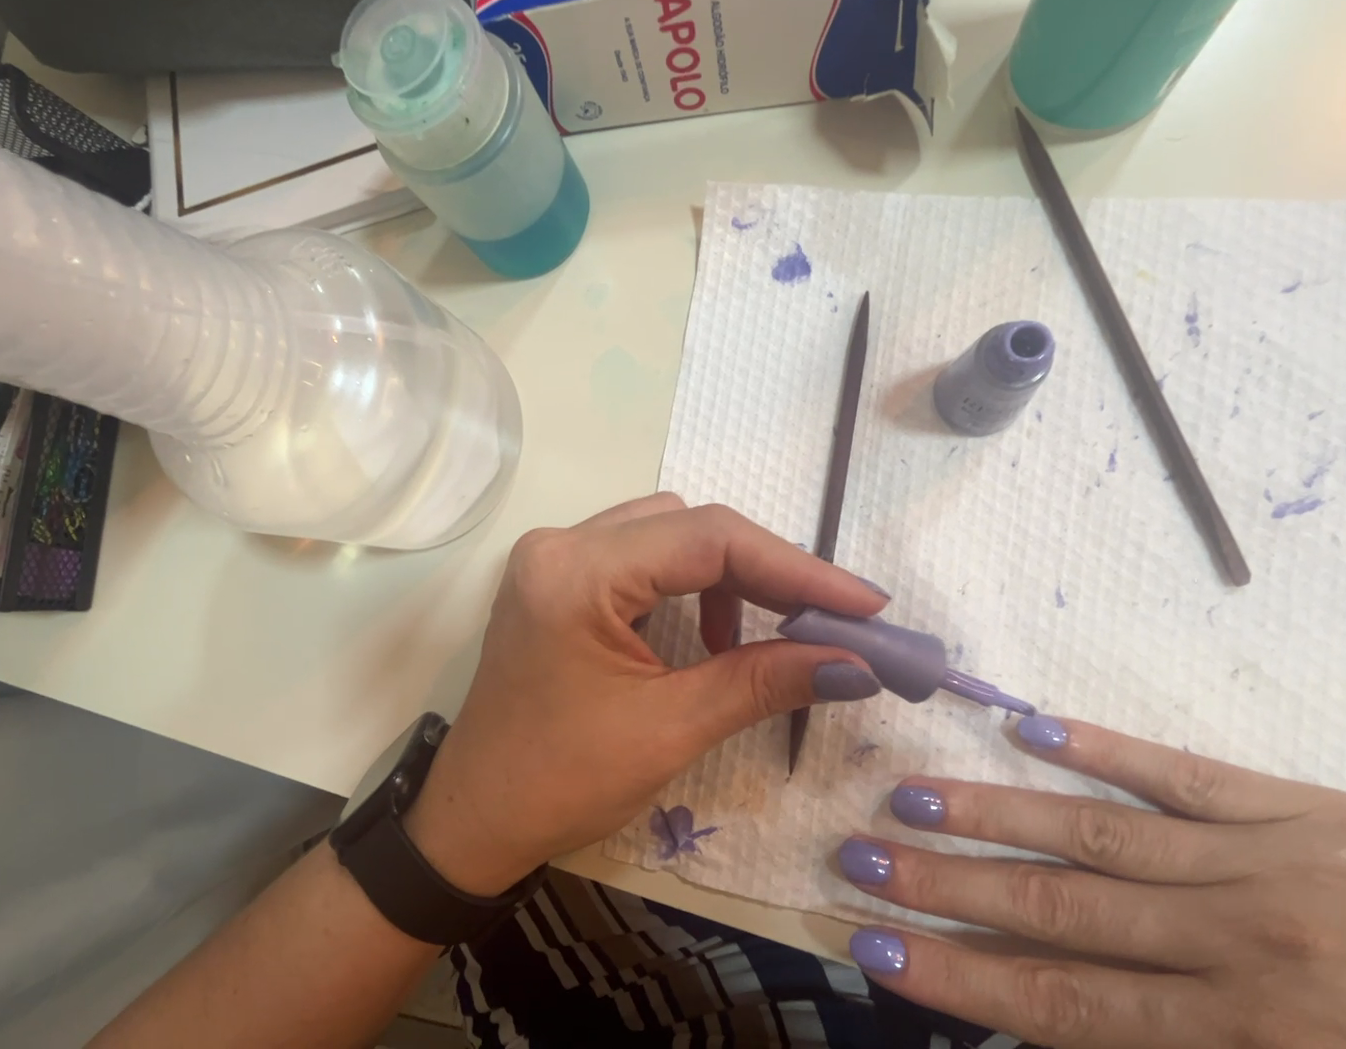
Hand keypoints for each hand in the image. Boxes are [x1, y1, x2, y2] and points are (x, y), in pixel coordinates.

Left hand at [404, 494, 889, 895]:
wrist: (478, 818)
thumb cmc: (562, 782)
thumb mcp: (670, 729)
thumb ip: (764, 681)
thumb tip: (858, 662)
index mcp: (575, 573)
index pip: (707, 539)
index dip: (796, 567)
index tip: (866, 605)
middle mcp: (559, 545)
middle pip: (687, 526)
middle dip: (765, 569)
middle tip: (831, 618)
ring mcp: (553, 559)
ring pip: (665, 535)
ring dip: (726, 575)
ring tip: (768, 631)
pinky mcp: (557, 581)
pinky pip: (639, 558)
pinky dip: (688, 585)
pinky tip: (711, 633)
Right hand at [837, 718, 1345, 1047]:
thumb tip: (1051, 1022)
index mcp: (1246, 1040)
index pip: (1060, 1003)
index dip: (955, 976)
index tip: (871, 946)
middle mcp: (1236, 945)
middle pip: (1059, 911)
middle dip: (945, 887)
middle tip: (856, 857)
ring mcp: (1265, 861)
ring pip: (1099, 834)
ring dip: (995, 814)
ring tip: (910, 798)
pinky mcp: (1302, 805)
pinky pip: (1185, 773)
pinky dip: (1105, 750)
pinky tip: (1033, 728)